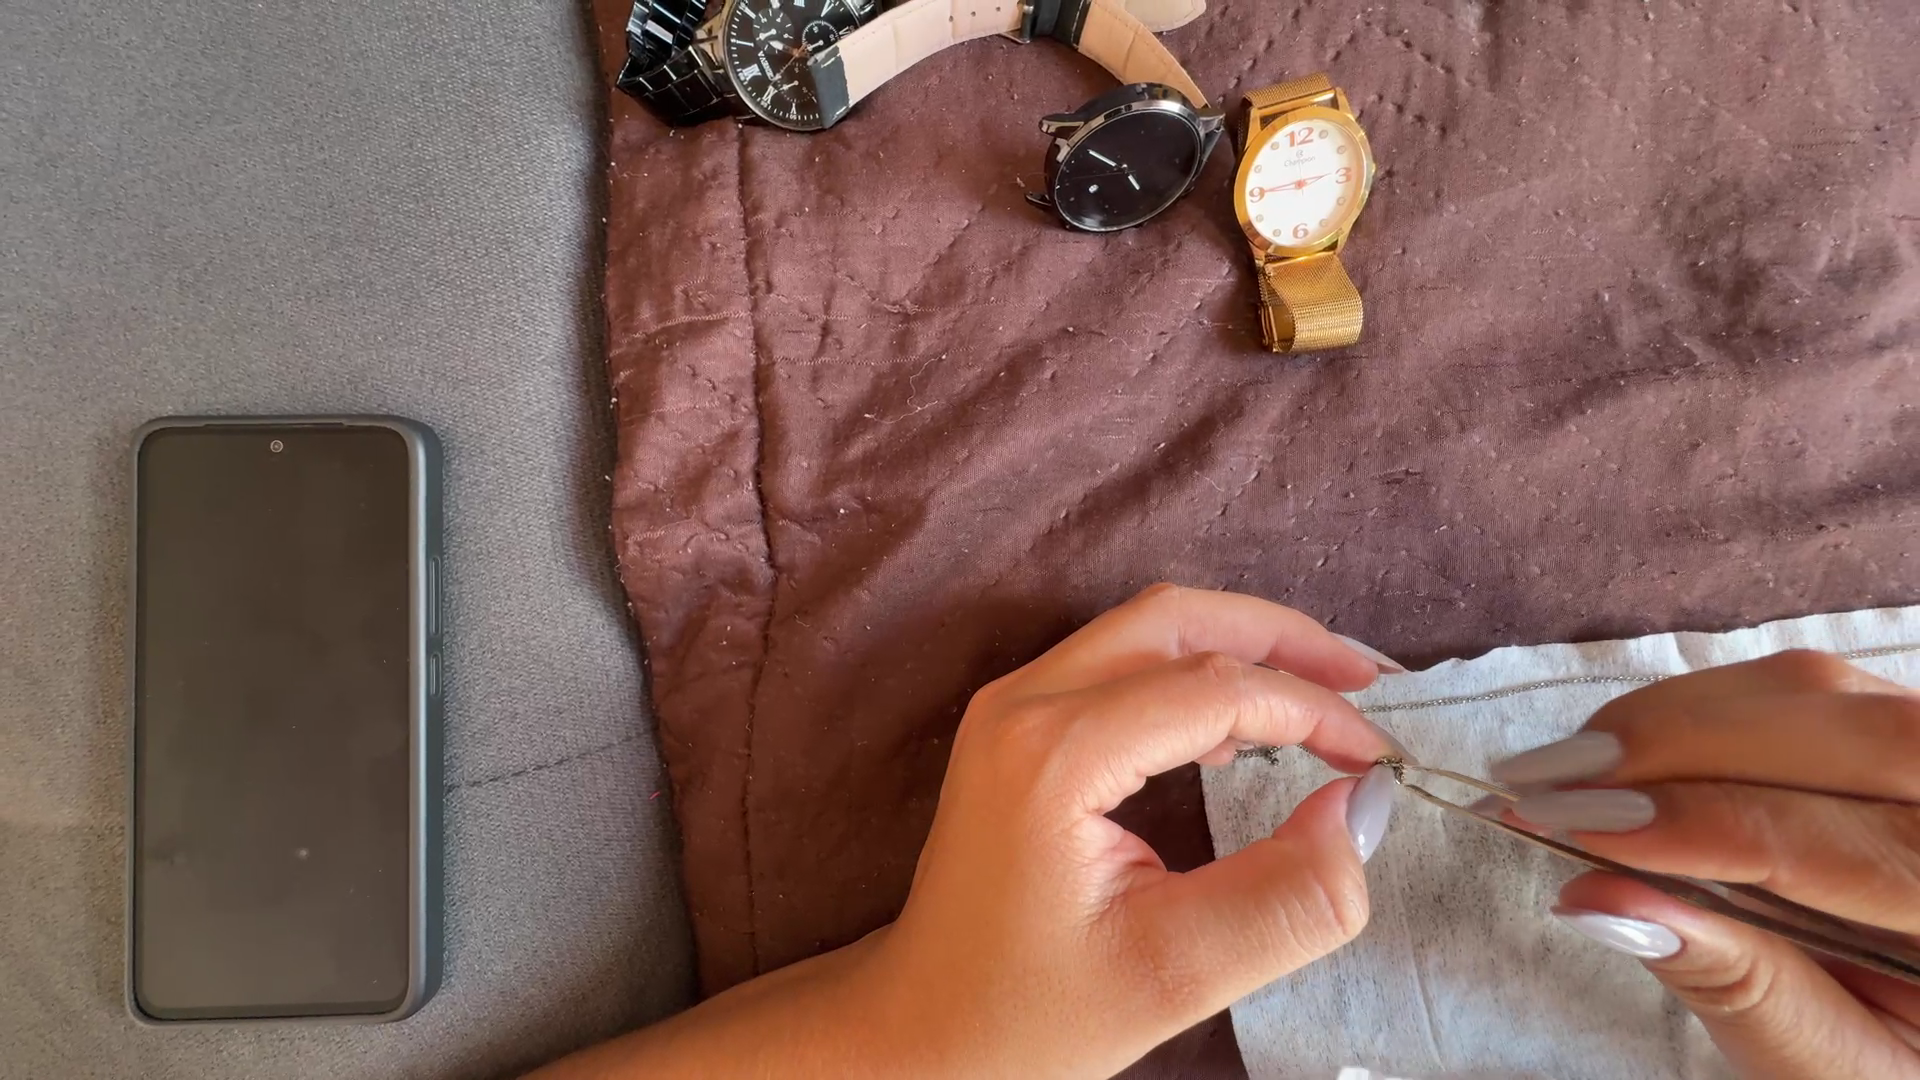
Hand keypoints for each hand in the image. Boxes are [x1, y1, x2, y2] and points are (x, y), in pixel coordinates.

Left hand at [859, 584, 1400, 1076]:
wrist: (922, 1019)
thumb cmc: (1030, 1011)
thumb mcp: (1175, 972)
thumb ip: (1289, 895)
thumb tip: (1363, 804)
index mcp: (1054, 752)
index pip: (1211, 688)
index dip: (1310, 708)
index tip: (1378, 757)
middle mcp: (1023, 699)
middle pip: (1170, 619)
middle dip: (1275, 635)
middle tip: (1360, 677)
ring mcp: (1010, 701)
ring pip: (1141, 629)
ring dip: (1232, 643)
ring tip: (1314, 689)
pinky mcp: (1013, 719)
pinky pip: (1113, 662)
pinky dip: (1186, 671)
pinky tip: (1233, 723)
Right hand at [1490, 650, 1919, 1078]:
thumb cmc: (1886, 1059)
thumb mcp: (1826, 1063)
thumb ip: (1728, 981)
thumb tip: (1589, 898)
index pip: (1845, 849)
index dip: (1693, 823)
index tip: (1566, 822)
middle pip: (1849, 731)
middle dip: (1667, 744)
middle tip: (1542, 777)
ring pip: (1802, 690)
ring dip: (1656, 722)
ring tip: (1559, 769)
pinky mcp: (1879, 729)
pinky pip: (1779, 688)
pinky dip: (1673, 713)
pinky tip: (1611, 758)